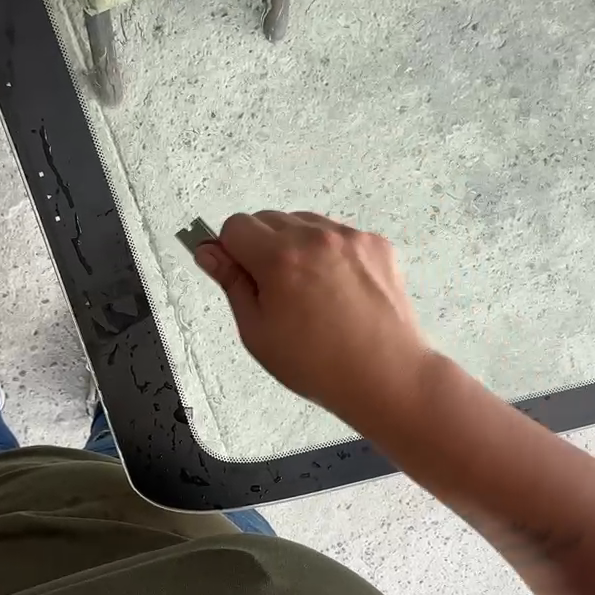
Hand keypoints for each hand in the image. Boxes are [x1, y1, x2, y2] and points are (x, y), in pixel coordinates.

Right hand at [194, 211, 430, 420]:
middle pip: (267, 219)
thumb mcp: (256, 330)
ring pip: (303, 223)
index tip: (238, 274)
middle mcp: (315, 237)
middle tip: (273, 290)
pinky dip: (327, 252)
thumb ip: (231, 283)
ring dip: (294, 246)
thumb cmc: (317, 364)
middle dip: (261, 247)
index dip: (230, 250)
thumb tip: (209, 252)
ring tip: (307, 291)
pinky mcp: (376, 244)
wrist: (386, 376)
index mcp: (279, 258)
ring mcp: (350, 238)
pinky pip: (336, 234)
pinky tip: (335, 289)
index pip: (235, 226)